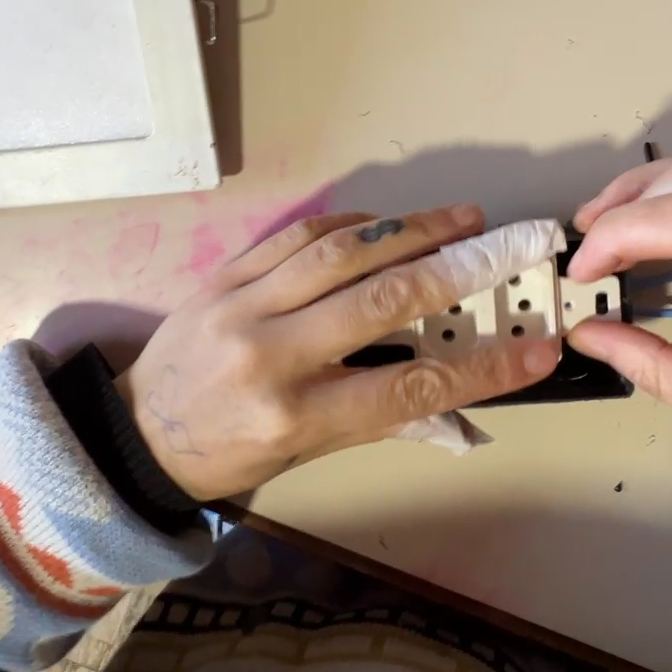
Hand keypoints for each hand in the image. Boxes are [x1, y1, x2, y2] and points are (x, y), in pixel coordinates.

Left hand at [115, 205, 561, 501]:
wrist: (134, 431)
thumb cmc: (226, 453)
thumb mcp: (302, 454)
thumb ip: (378, 420)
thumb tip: (456, 407)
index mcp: (296, 415)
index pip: (409, 388)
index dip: (481, 368)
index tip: (537, 347)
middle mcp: (272, 353)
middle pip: (381, 300)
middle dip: (457, 269)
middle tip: (507, 245)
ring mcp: (244, 304)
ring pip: (340, 251)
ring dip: (409, 229)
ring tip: (461, 218)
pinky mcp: (224, 273)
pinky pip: (297, 234)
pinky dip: (349, 222)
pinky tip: (386, 220)